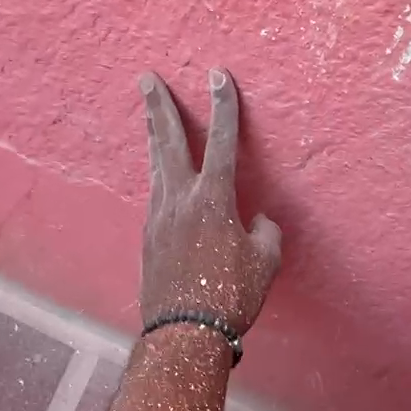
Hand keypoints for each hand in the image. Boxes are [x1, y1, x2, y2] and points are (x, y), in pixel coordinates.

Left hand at [138, 70, 281, 333]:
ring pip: (156, 161)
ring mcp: (159, 215)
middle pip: (169, 139)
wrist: (183, 335)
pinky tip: (158, 169)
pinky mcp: (148, 234)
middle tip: (145, 77)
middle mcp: (180, 198)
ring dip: (153, 131)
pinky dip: (158, 169)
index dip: (223, 104)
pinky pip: (154, 190)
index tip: (218, 75)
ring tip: (147, 109)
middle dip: (159, 104)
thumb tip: (255, 221)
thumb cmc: (230, 296)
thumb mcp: (265, 261)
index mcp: (212, 198)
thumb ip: (264, 231)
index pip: (221, 139)